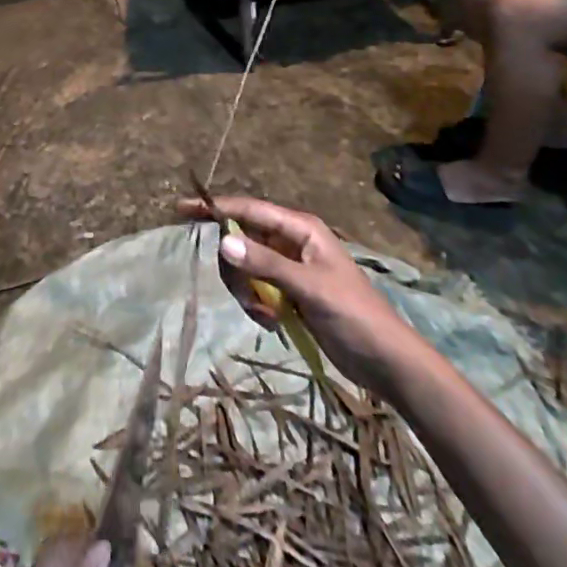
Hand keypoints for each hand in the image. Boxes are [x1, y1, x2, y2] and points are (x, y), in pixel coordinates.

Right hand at [177, 195, 420, 394]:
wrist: (384, 359)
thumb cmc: (353, 314)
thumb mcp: (308, 287)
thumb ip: (265, 264)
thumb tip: (223, 242)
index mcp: (301, 229)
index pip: (249, 209)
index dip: (216, 207)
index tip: (183, 210)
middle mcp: (291, 242)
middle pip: (242, 240)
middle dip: (235, 268)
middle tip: (246, 296)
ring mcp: (288, 268)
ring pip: (245, 267)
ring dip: (246, 292)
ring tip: (266, 314)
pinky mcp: (287, 291)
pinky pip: (255, 288)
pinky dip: (256, 305)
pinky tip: (274, 322)